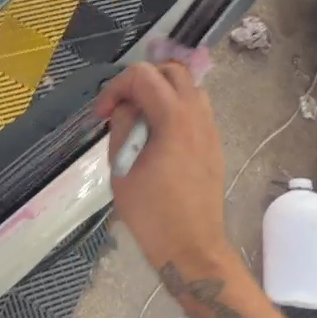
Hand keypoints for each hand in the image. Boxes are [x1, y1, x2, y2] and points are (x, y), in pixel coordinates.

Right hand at [96, 62, 235, 269]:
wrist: (192, 246)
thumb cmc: (152, 212)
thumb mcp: (122, 168)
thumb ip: (123, 127)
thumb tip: (125, 108)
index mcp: (174, 119)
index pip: (143, 75)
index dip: (116, 88)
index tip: (103, 114)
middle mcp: (198, 116)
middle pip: (172, 71)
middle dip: (140, 81)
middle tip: (121, 107)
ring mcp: (210, 130)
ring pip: (188, 88)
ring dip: (160, 93)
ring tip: (139, 119)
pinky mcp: (213, 145)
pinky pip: (195, 110)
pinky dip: (173, 109)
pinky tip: (156, 137)